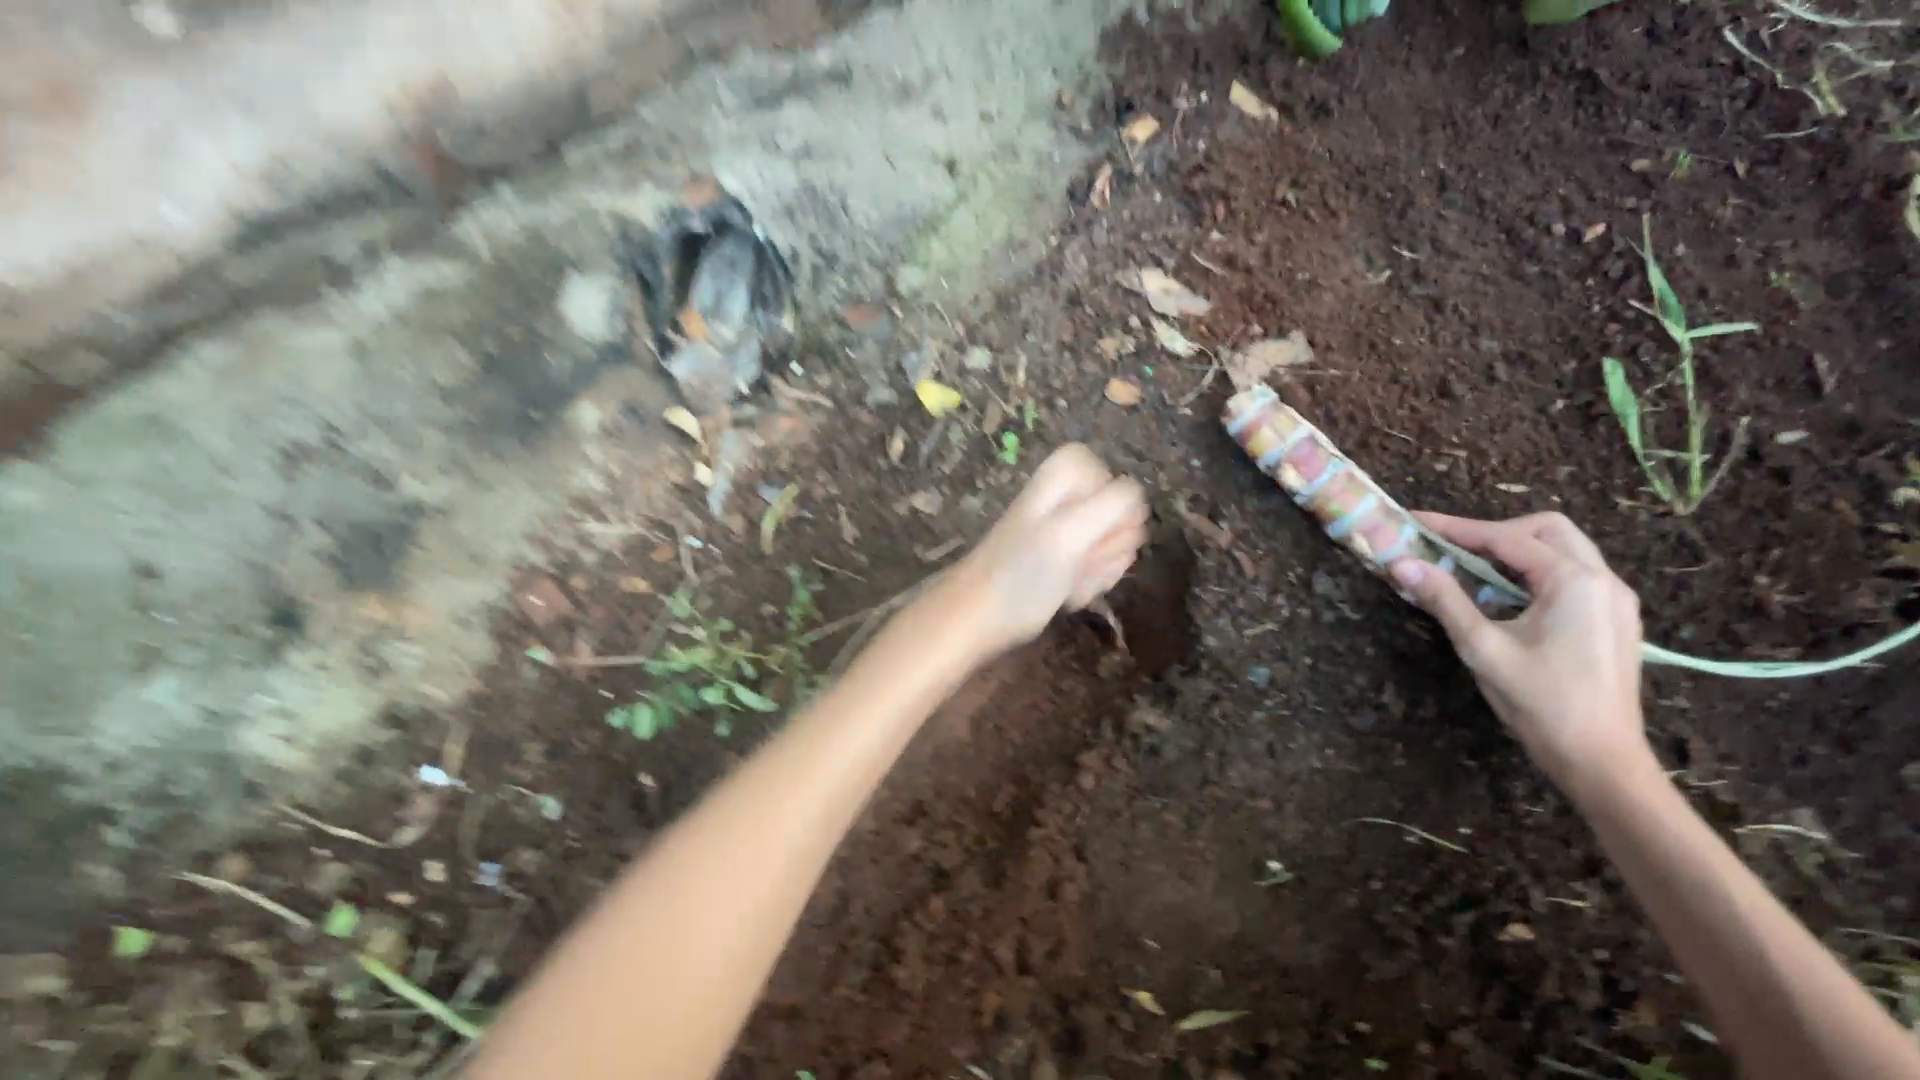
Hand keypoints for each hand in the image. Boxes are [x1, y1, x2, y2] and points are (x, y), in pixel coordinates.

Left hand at [942, 444, 1149, 661]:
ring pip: (1117, 540)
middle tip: (1081, 560)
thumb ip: (1110, 506)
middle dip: (1110, 543)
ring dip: (1103, 567)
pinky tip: (1072, 595)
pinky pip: (1103, 564)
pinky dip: (1092, 581)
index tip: (1096, 526)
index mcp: (1060, 479)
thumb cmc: (1021, 576)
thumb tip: (1137, 495)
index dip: (1113, 504)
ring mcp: (1068, 532)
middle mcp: (1066, 500)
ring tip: (1072, 582)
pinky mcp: (1067, 561)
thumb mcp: (1067, 534)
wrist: (978, 617)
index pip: (1114, 476)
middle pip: (1121, 511)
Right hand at [1387, 512, 1649, 789]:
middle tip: (1453, 550)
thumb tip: (1401, 564)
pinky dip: (1535, 575)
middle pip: (1547, 530)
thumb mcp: (1482, 648)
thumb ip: (1444, 599)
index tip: (1416, 522)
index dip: (1456, 528)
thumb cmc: (1540, 703)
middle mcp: (1603, 581)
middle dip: (1495, 532)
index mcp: (1574, 582)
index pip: (1506, 538)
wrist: (1600, 760)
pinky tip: (1507, 601)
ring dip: (1515, 553)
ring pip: (1564, 552)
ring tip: (1473, 573)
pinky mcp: (1614, 621)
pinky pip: (1573, 578)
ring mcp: (1615, 601)